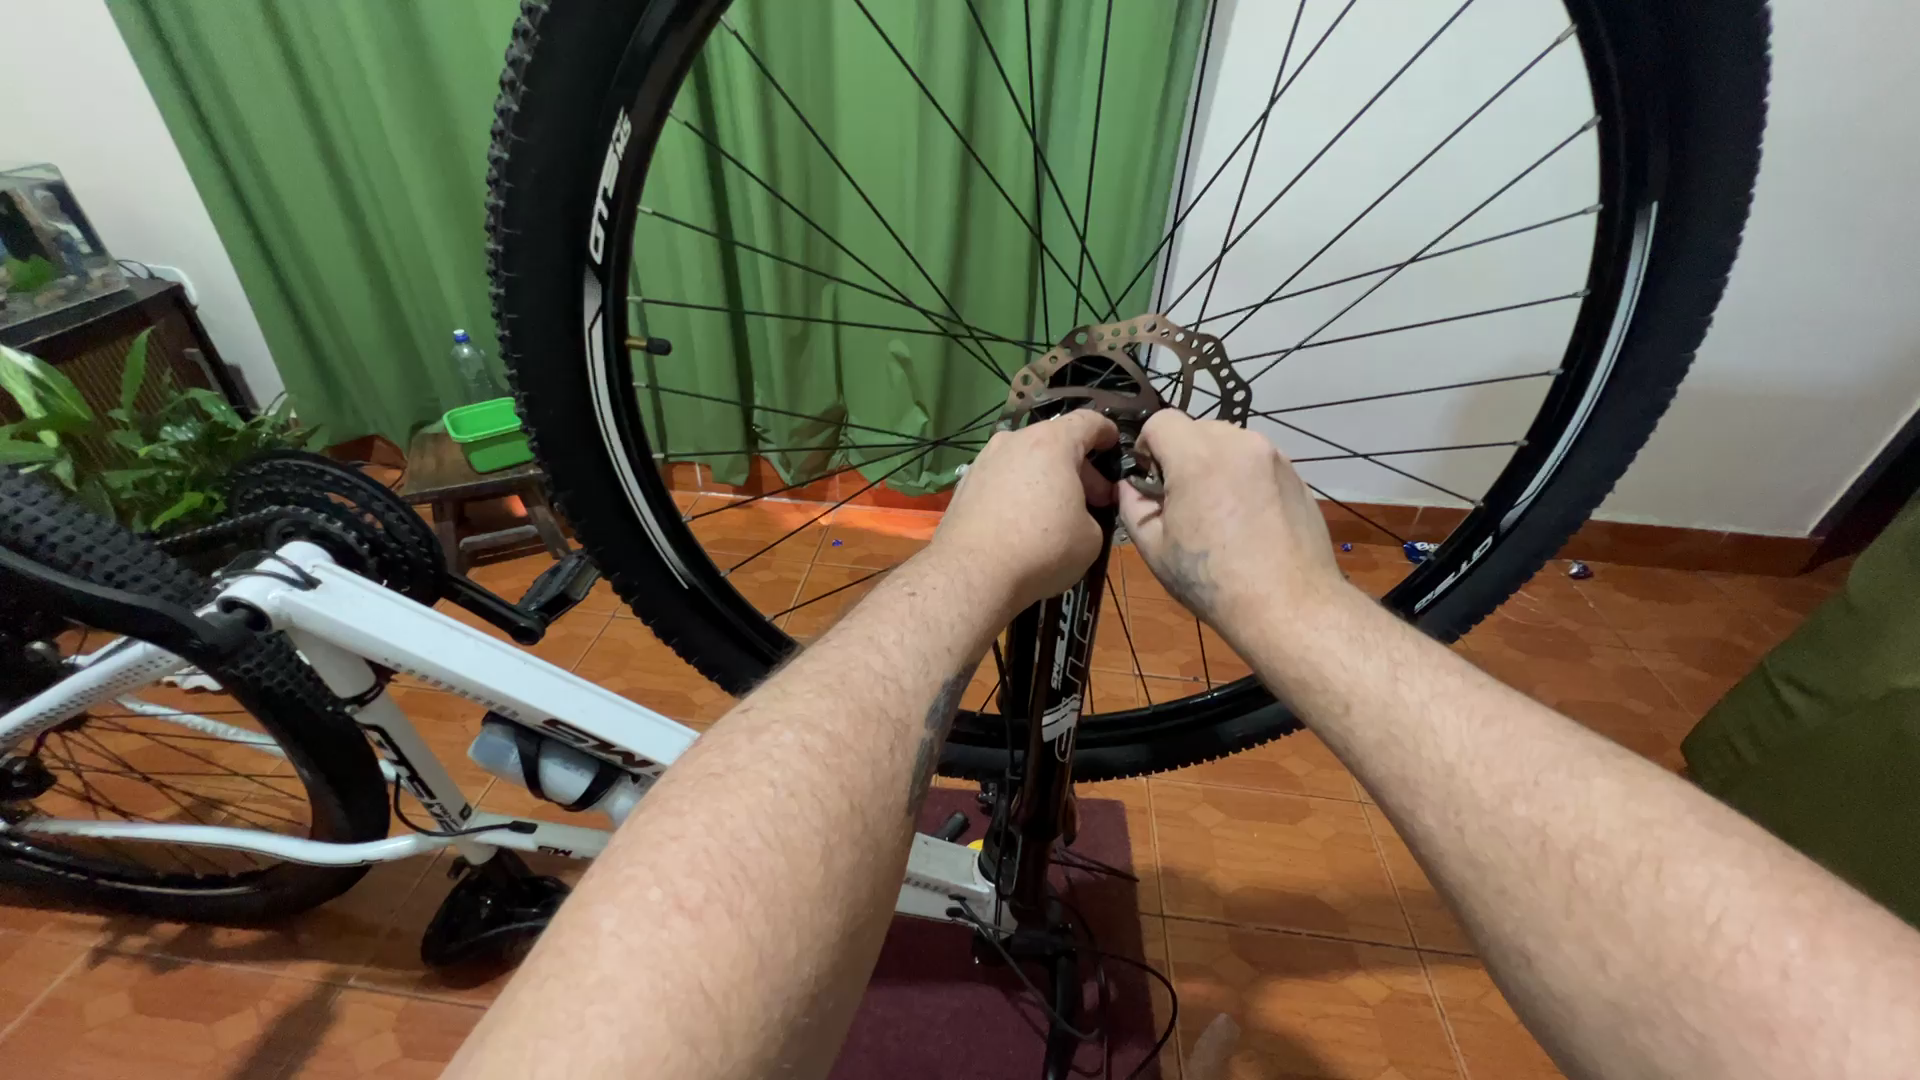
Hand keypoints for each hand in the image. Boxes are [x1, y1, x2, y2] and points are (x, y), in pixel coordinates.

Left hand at [925, 410, 1118, 616]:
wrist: (972, 574)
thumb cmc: (1041, 550)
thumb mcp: (1091, 537)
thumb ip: (1091, 514)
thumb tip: (1077, 516)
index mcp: (1051, 443)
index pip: (1088, 421)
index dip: (1106, 432)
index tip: (1113, 445)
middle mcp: (1013, 442)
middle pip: (1055, 443)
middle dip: (1079, 469)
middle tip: (1093, 499)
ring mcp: (984, 462)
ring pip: (1025, 461)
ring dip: (1046, 479)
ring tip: (1056, 511)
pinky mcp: (964, 486)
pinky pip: (1002, 480)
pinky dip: (1018, 492)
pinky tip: (1022, 521)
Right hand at [1116, 411, 1346, 632]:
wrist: (1287, 605)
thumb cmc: (1212, 581)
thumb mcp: (1154, 548)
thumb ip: (1132, 506)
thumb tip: (1128, 486)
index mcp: (1197, 458)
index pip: (1161, 421)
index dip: (1147, 446)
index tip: (1150, 479)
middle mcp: (1238, 444)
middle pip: (1195, 429)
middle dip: (1181, 455)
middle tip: (1181, 499)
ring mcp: (1272, 456)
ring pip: (1227, 442)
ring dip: (1212, 463)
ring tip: (1215, 510)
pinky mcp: (1295, 472)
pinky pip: (1254, 460)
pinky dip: (1241, 476)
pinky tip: (1244, 518)